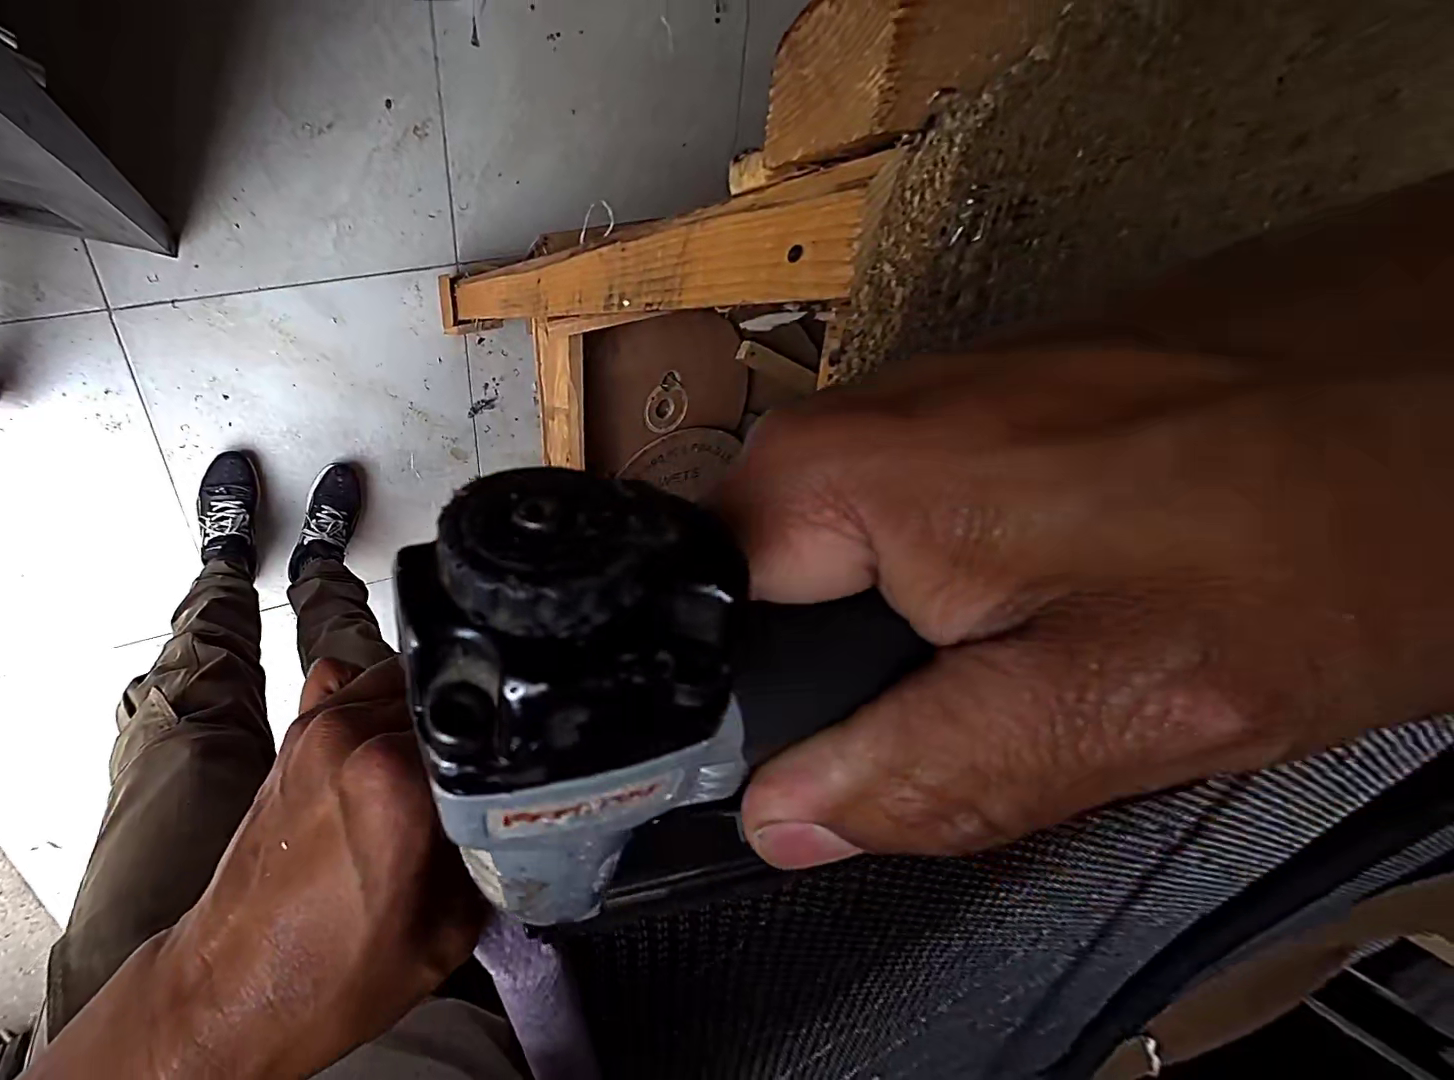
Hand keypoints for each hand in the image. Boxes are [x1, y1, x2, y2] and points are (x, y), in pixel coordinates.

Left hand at [27, 657, 483, 1078]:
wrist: (236, 988)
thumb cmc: (328, 974)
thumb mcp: (449, 928)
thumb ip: (490, 847)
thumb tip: (512, 805)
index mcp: (393, 777)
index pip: (477, 722)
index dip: (497, 753)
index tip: (504, 783)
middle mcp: (352, 735)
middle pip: (440, 692)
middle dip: (462, 731)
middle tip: (464, 782)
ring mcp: (317, 726)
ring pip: (399, 678)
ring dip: (422, 712)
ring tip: (426, 767)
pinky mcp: (296, 733)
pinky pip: (349, 680)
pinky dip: (374, 695)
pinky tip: (383, 738)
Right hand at [719, 342, 1453, 867]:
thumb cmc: (1316, 519)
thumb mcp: (1115, 699)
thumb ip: (921, 772)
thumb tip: (779, 822)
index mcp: (815, 484)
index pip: (696, 619)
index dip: (733, 705)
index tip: (820, 750)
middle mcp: (813, 435)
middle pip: (745, 597)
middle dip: (810, 674)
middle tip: (931, 709)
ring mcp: (863, 421)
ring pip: (801, 568)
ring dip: (862, 633)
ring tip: (973, 654)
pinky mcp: (912, 426)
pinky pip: (852, 530)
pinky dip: (898, 586)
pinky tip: (992, 597)